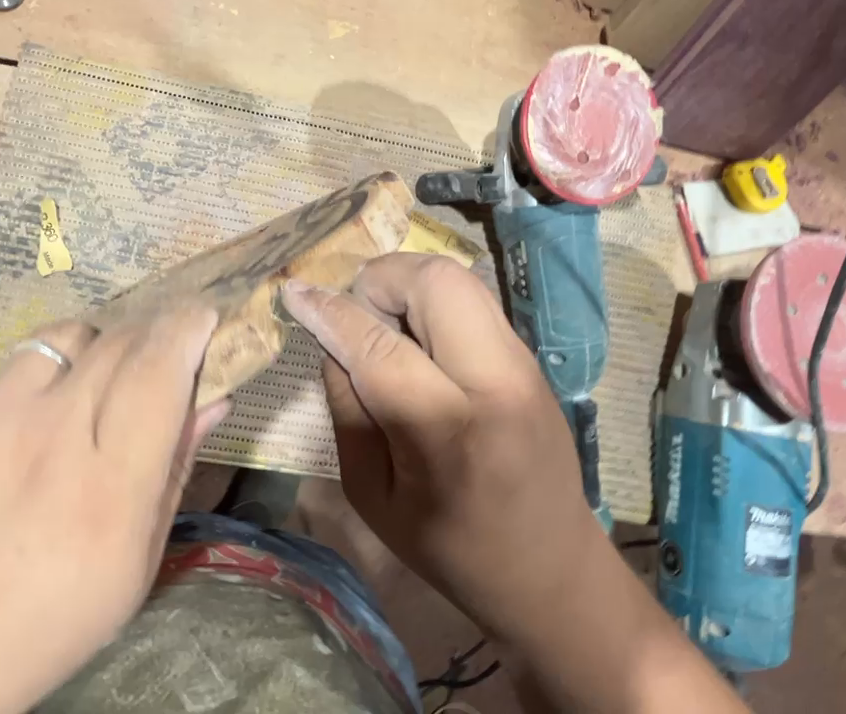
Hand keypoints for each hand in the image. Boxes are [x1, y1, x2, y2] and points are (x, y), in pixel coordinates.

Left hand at [0, 306, 226, 713]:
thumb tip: (212, 399)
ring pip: (65, 338)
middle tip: (157, 353)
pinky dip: (33, 386)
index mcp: (108, 493)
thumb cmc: (38, 627)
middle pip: (119, 342)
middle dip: (152, 334)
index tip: (203, 316)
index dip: (189, 328)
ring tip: (84, 391)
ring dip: (93, 352)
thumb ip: (173, 474)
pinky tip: (17, 434)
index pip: (160, 371)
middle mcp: (49, 441)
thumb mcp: (130, 572)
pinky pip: (8, 371)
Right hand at [281, 254, 603, 640]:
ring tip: (389, 330)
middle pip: (435, 280)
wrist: (550, 566)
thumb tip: (333, 341)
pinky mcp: (532, 359)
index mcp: (446, 428)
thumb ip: (347, 409)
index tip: (295, 293)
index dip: (329, 311)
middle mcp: (495, 380)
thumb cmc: (449, 546)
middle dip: (382, 281)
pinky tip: (423, 345)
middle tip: (360, 318)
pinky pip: (475, 302)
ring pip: (460, 278)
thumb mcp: (371, 495)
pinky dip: (437, 304)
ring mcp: (523, 363)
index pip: (377, 342)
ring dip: (410, 287)